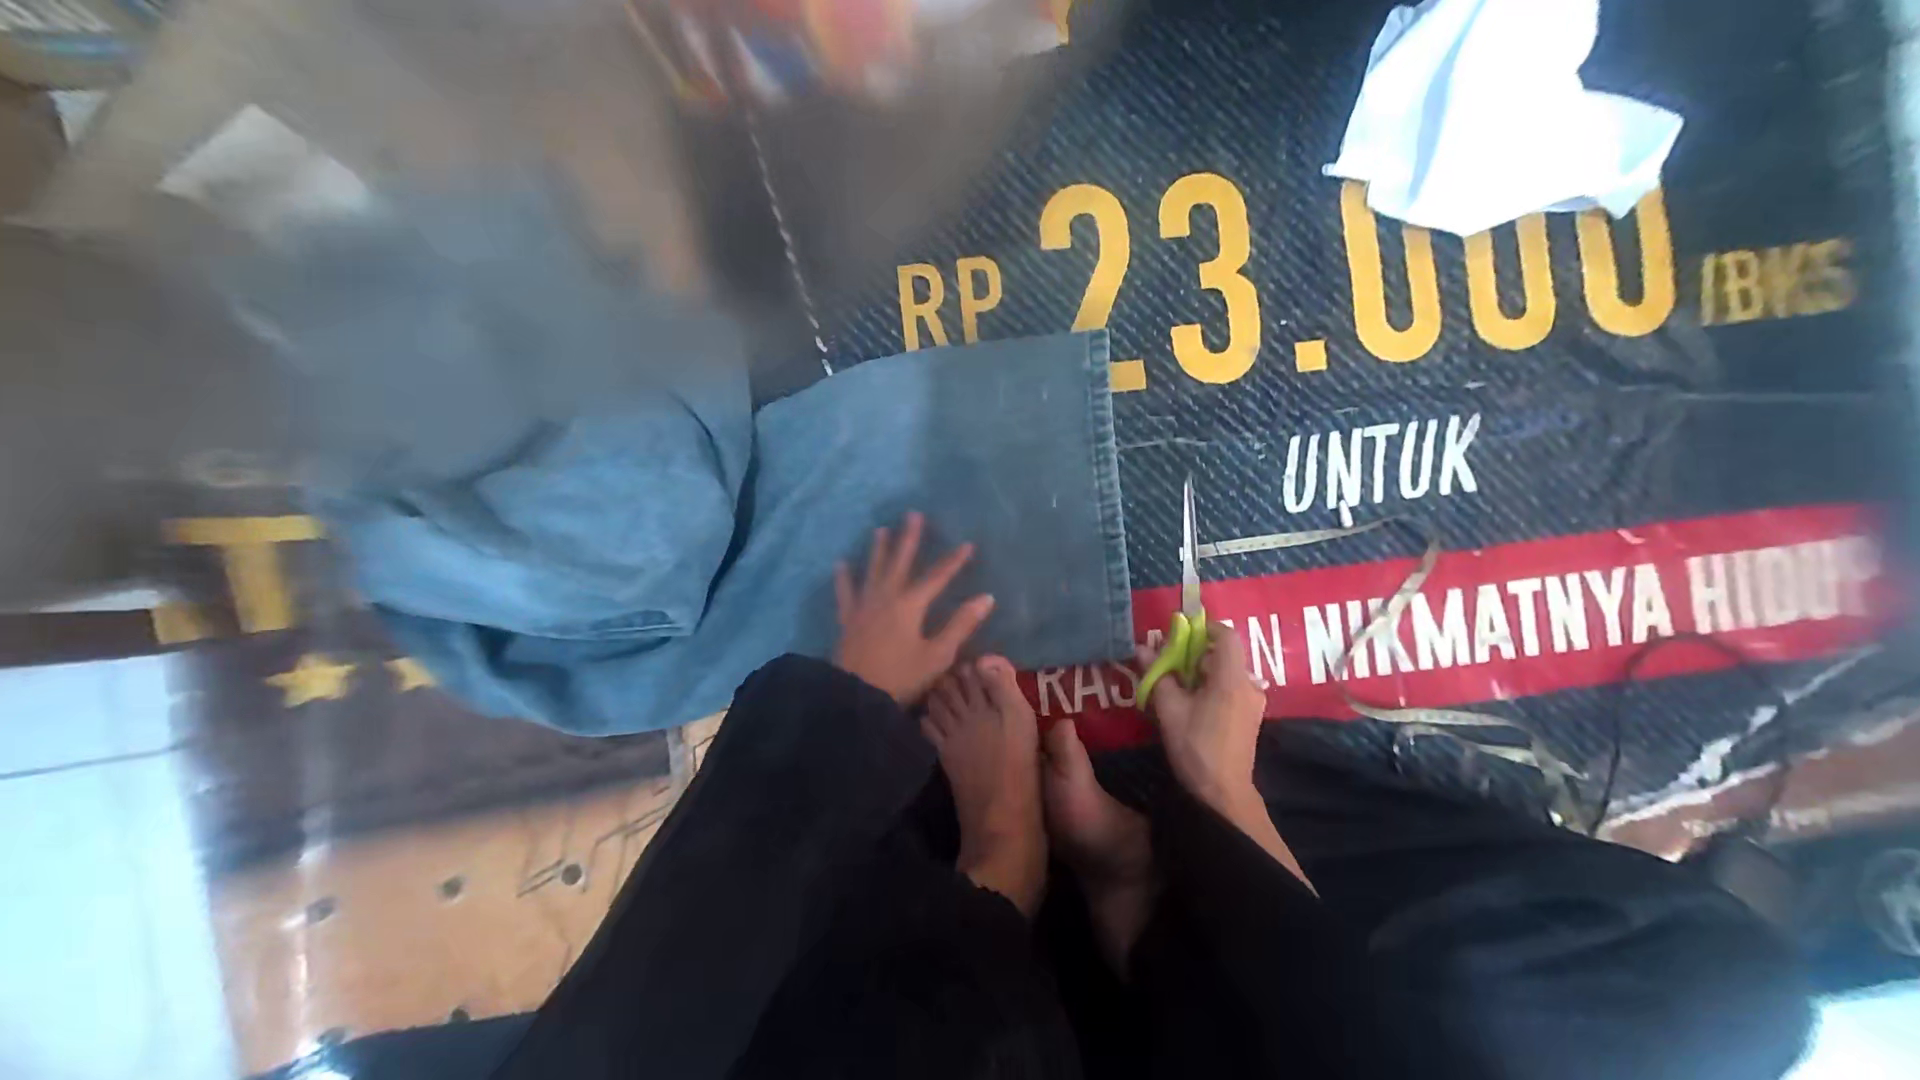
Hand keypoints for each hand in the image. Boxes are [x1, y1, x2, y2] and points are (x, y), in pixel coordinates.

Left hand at [834, 512, 995, 704]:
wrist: (854, 696)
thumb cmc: (901, 677)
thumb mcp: (938, 655)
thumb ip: (960, 625)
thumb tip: (986, 598)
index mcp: (910, 605)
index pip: (937, 577)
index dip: (954, 561)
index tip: (968, 544)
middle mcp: (886, 597)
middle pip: (900, 562)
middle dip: (909, 539)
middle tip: (913, 514)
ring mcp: (863, 607)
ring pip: (873, 570)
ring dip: (878, 549)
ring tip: (881, 529)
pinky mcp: (847, 620)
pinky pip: (845, 592)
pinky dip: (843, 578)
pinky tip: (840, 564)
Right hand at [1137, 630, 1267, 816]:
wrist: (1222, 793)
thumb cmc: (1195, 747)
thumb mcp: (1169, 709)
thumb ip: (1157, 674)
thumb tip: (1142, 648)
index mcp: (1232, 679)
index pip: (1226, 635)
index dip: (1204, 628)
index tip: (1180, 634)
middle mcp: (1249, 686)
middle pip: (1224, 654)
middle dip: (1195, 653)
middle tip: (1168, 661)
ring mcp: (1253, 703)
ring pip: (1226, 673)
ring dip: (1201, 672)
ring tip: (1175, 684)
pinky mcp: (1250, 718)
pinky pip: (1230, 689)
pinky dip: (1211, 686)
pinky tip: (1190, 703)